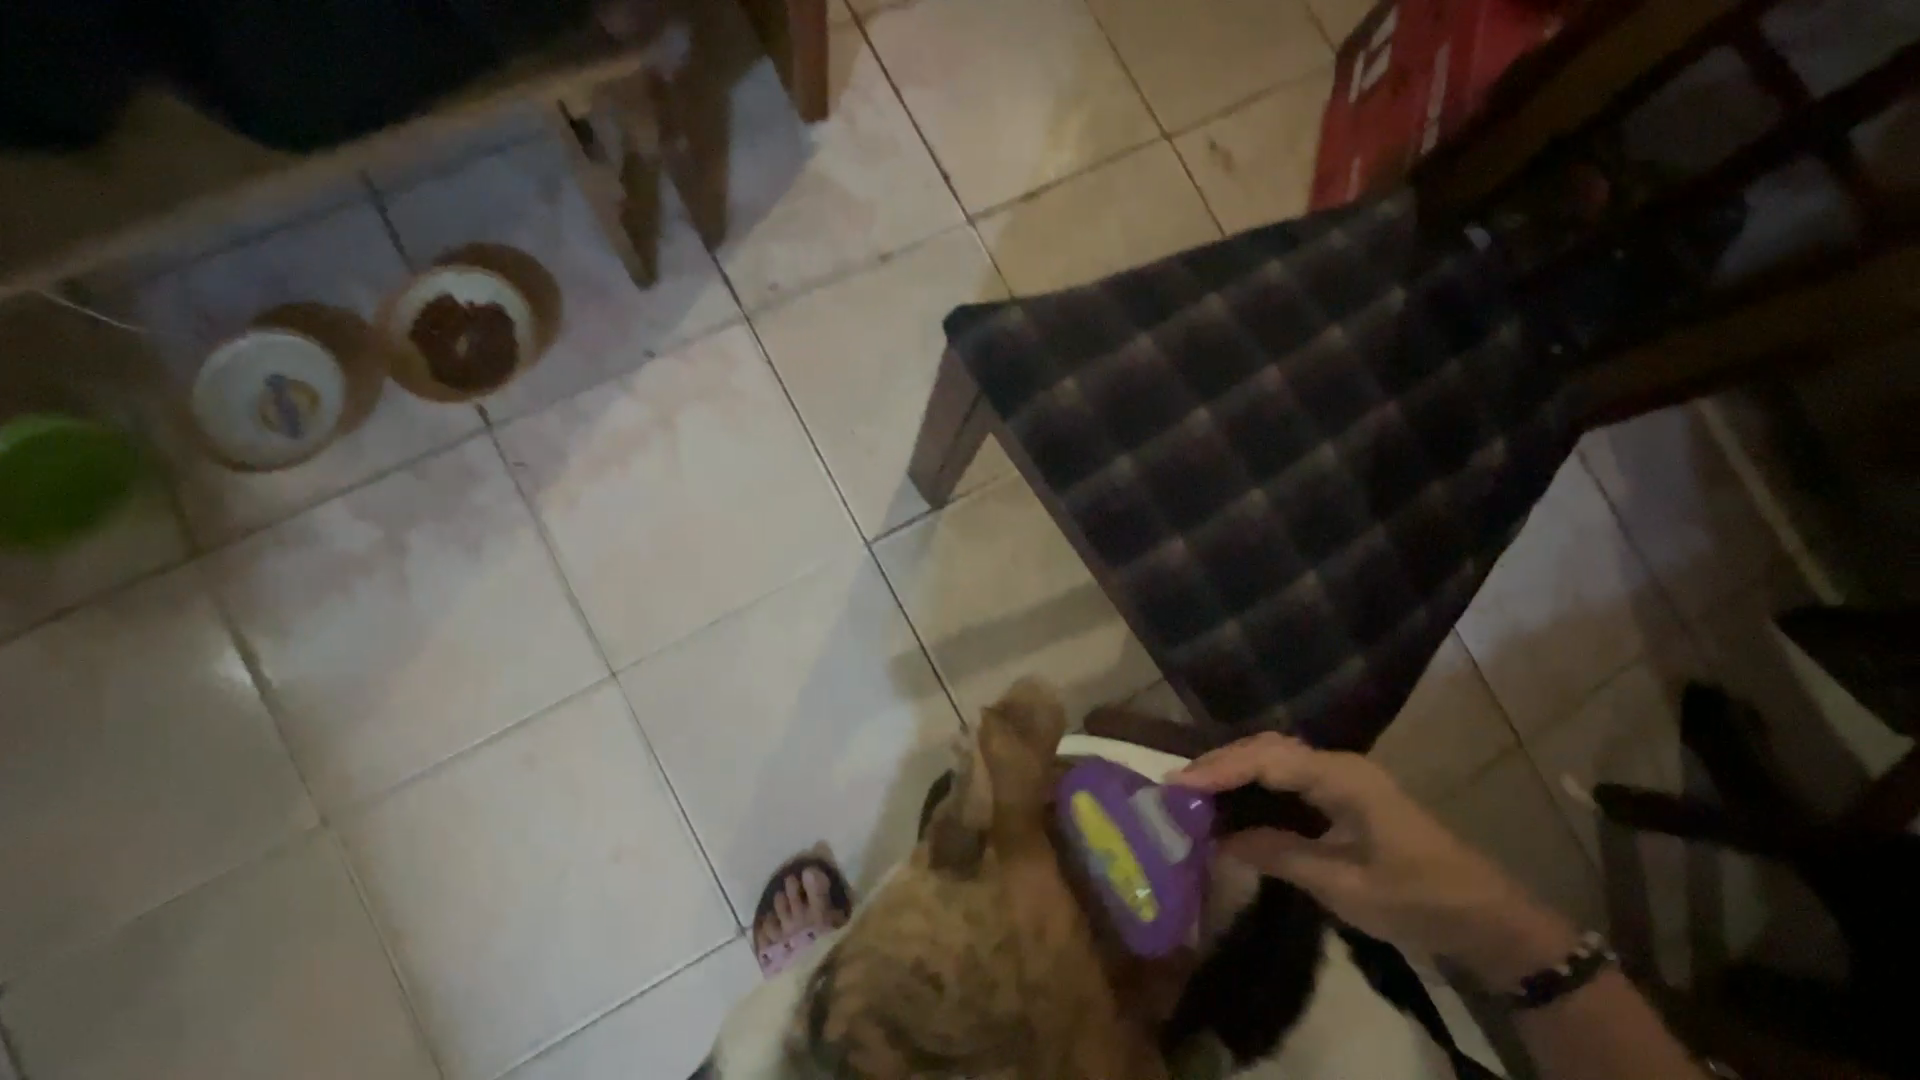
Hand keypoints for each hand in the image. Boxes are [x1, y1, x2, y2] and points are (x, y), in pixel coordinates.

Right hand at [1173, 734, 1578, 984]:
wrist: (1484, 917)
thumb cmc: (1417, 898)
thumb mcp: (1343, 886)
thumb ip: (1279, 855)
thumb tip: (1218, 842)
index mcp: (1342, 777)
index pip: (1267, 760)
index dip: (1219, 770)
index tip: (1177, 786)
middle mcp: (1340, 766)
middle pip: (1268, 749)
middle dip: (1220, 764)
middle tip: (1177, 787)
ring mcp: (1344, 779)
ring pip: (1276, 759)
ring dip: (1235, 771)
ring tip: (1195, 792)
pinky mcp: (1345, 797)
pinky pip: (1289, 779)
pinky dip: (1255, 785)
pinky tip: (1234, 804)